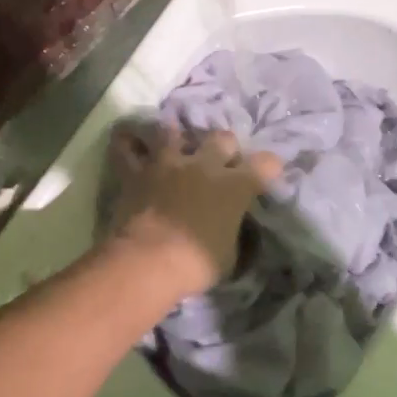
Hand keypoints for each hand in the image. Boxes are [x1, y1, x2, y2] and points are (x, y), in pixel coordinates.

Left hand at [107, 126, 283, 297]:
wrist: (147, 262)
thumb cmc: (196, 265)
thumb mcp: (229, 256)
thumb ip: (232, 232)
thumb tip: (228, 228)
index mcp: (235, 186)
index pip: (265, 164)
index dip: (269, 168)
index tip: (267, 175)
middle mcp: (204, 165)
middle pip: (222, 138)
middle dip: (225, 147)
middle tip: (220, 163)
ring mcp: (168, 163)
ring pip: (173, 131)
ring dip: (176, 137)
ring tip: (175, 146)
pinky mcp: (137, 171)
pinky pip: (127, 148)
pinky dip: (128, 144)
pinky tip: (128, 142)